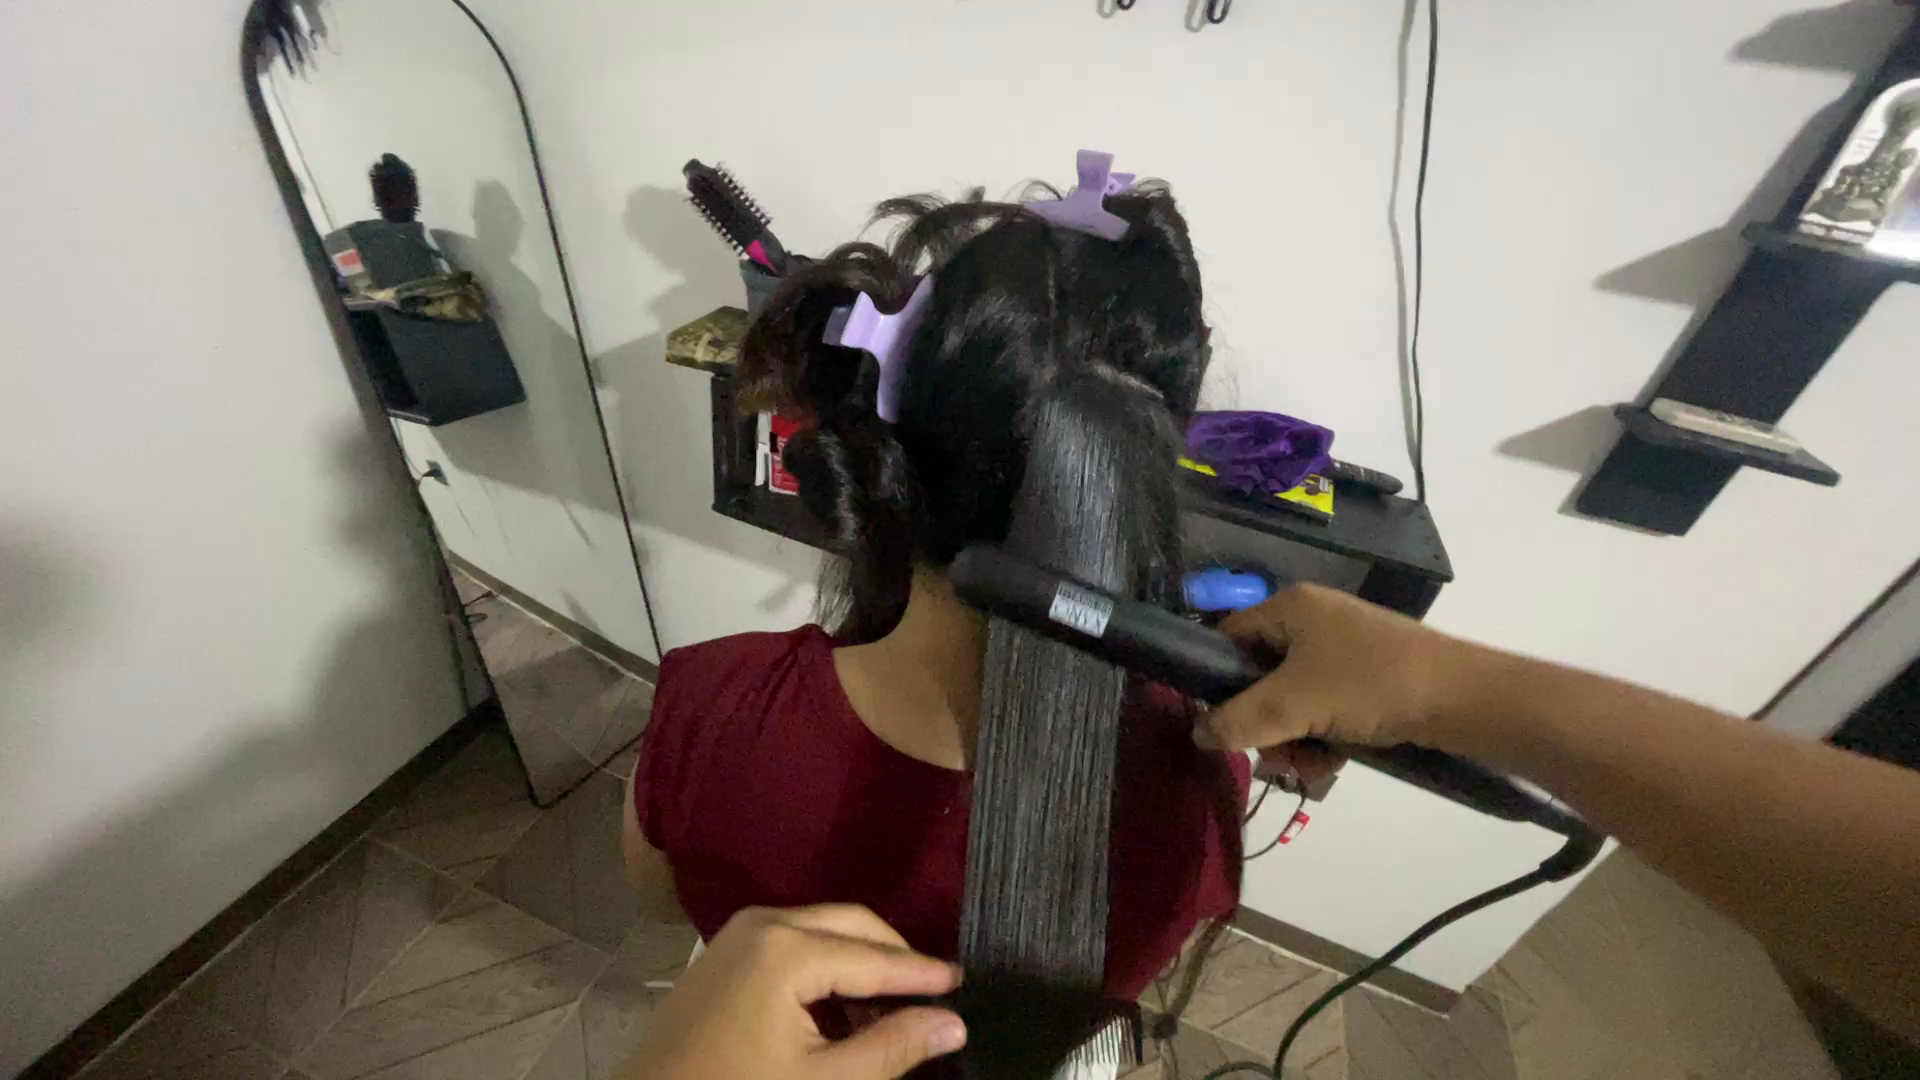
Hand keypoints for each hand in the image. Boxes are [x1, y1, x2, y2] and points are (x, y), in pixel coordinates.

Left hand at [623, 905, 965, 1079]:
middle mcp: (766, 922)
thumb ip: (891, 1049)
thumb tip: (954, 1022)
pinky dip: (826, 974)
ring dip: (860, 968)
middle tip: (934, 995)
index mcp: (787, 947)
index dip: (923, 973)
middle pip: (851, 926)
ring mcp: (740, 933)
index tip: (965, 982)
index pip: (875, 956)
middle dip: (893, 960)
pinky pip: (794, 947)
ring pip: (824, 933)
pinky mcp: (725, 954)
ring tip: (891, 1016)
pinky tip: (841, 1016)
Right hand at [1197, 583, 1478, 756]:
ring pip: (1294, 697)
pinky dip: (1322, 737)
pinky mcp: (1370, 675)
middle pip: (1261, 675)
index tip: (1222, 722)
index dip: (1218, 679)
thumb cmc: (1371, 685)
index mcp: (1290, 607)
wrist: (1470, 700)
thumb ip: (1238, 720)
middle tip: (1274, 758)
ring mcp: (1344, 648)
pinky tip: (1329, 768)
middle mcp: (1313, 620)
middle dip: (1264, 723)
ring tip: (1305, 772)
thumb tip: (1196, 732)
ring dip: (1293, 739)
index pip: (1229, 637)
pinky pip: (1326, 705)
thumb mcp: (1294, 704)